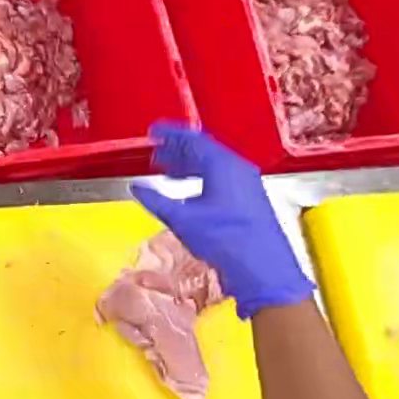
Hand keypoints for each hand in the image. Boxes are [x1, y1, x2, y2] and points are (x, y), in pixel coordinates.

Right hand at [130, 122, 313, 319]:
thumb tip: (137, 187)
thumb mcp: (183, 220)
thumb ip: (157, 200)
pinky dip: (200, 180)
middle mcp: (237, 169)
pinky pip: (220, 179)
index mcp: (223, 166)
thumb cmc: (224, 239)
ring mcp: (246, 184)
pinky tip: (188, 193)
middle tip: (157, 152)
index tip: (155, 132)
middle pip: (204, 151)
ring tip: (168, 171)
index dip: (171, 135)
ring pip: (213, 166)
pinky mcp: (248, 200)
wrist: (261, 266)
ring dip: (188, 166)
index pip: (194, 141)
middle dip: (178, 151)